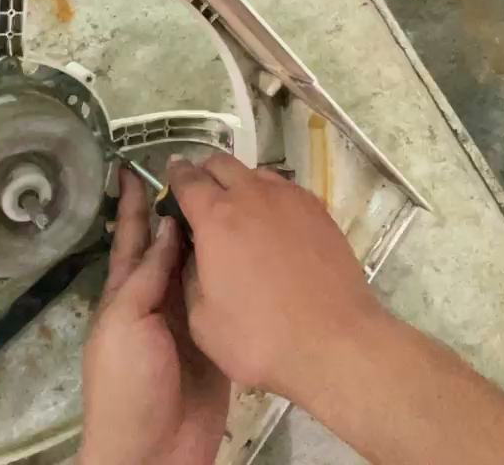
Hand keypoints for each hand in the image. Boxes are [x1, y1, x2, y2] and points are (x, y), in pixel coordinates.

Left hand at [80, 170, 229, 464]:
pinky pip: (222, 292)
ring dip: (209, 232)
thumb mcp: (125, 323)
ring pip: (199, 262)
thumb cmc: (128, 383)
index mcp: (127, 290)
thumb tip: (169, 223)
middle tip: (202, 169)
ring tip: (229, 196)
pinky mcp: (216, 332)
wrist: (156, 452)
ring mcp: (188, 314)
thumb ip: (148, 274)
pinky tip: (249, 244)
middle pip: (169, 242)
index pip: (132, 235)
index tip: (134, 165)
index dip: (133, 202)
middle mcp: (158, 295)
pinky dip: (231, 266)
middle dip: (178, 207)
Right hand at [168, 153, 389, 399]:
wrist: (333, 341)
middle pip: (221, 164)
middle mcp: (252, 194)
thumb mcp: (202, 318)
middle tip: (200, 195)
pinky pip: (284, 190)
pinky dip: (269, 197)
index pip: (188, 180)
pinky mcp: (317, 208)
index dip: (175, 176)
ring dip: (239, 184)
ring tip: (238, 212)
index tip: (171, 176)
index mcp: (217, 217)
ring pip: (255, 173)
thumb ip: (190, 273)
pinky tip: (272, 225)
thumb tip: (193, 251)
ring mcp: (289, 197)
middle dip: (205, 173)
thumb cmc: (259, 337)